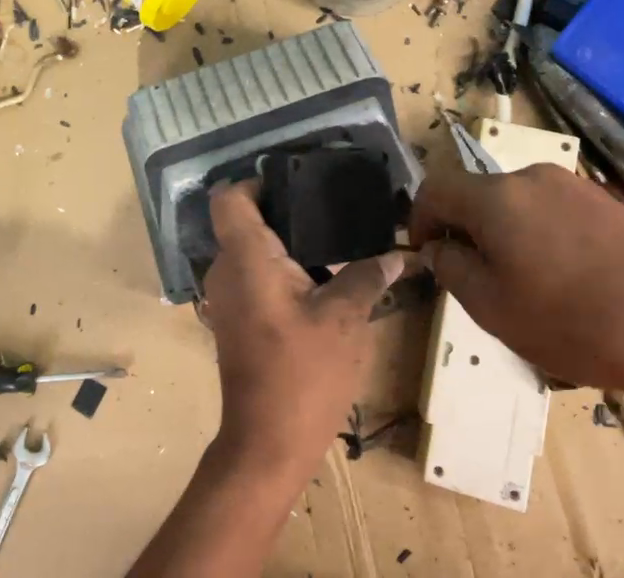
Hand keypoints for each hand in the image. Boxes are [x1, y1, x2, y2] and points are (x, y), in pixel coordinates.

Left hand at [202, 181, 403, 476]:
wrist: (267, 441)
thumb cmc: (303, 373)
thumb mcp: (345, 320)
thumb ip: (367, 277)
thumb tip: (397, 254)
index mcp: (245, 258)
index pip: (230, 197)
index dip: (256, 181)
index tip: (296, 182)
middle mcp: (226, 270)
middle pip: (243, 221)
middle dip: (284, 212)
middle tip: (331, 208)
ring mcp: (226, 298)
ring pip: (250, 251)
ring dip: (287, 244)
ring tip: (334, 241)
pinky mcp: (235, 320)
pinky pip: (254, 277)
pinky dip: (281, 270)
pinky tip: (322, 279)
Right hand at [409, 161, 623, 396]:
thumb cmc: (574, 324)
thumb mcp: (493, 308)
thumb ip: (452, 269)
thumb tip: (437, 247)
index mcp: (496, 197)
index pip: (435, 188)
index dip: (419, 219)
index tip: (427, 255)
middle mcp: (532, 177)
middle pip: (478, 194)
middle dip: (465, 229)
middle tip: (474, 278)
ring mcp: (575, 186)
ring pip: (516, 203)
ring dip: (504, 234)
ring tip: (523, 283)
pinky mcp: (609, 203)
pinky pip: (553, 211)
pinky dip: (541, 235)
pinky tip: (565, 278)